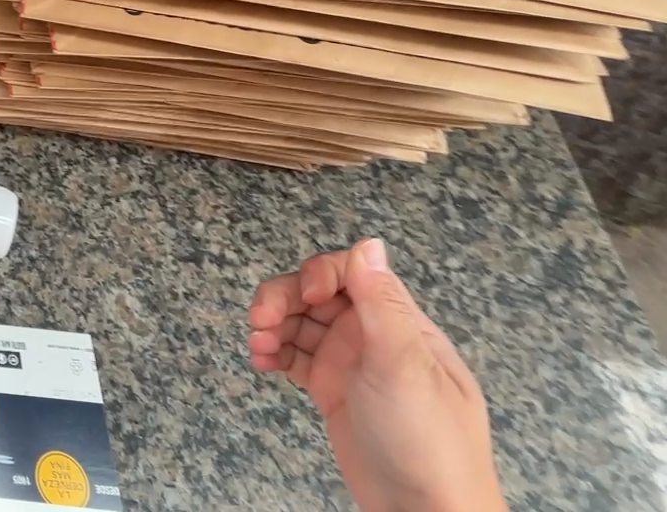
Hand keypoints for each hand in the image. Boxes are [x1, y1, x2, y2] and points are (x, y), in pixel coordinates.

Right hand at [248, 239, 505, 511]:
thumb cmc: (426, 439)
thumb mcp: (404, 367)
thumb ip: (382, 304)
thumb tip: (369, 243)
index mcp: (401, 326)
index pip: (352, 274)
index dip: (318, 274)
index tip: (303, 298)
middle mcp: (373, 337)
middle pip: (314, 295)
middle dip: (281, 301)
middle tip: (259, 322)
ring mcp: (350, 363)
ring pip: (297, 322)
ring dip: (270, 326)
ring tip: (257, 348)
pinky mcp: (330, 388)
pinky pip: (291, 355)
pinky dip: (271, 353)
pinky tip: (260, 364)